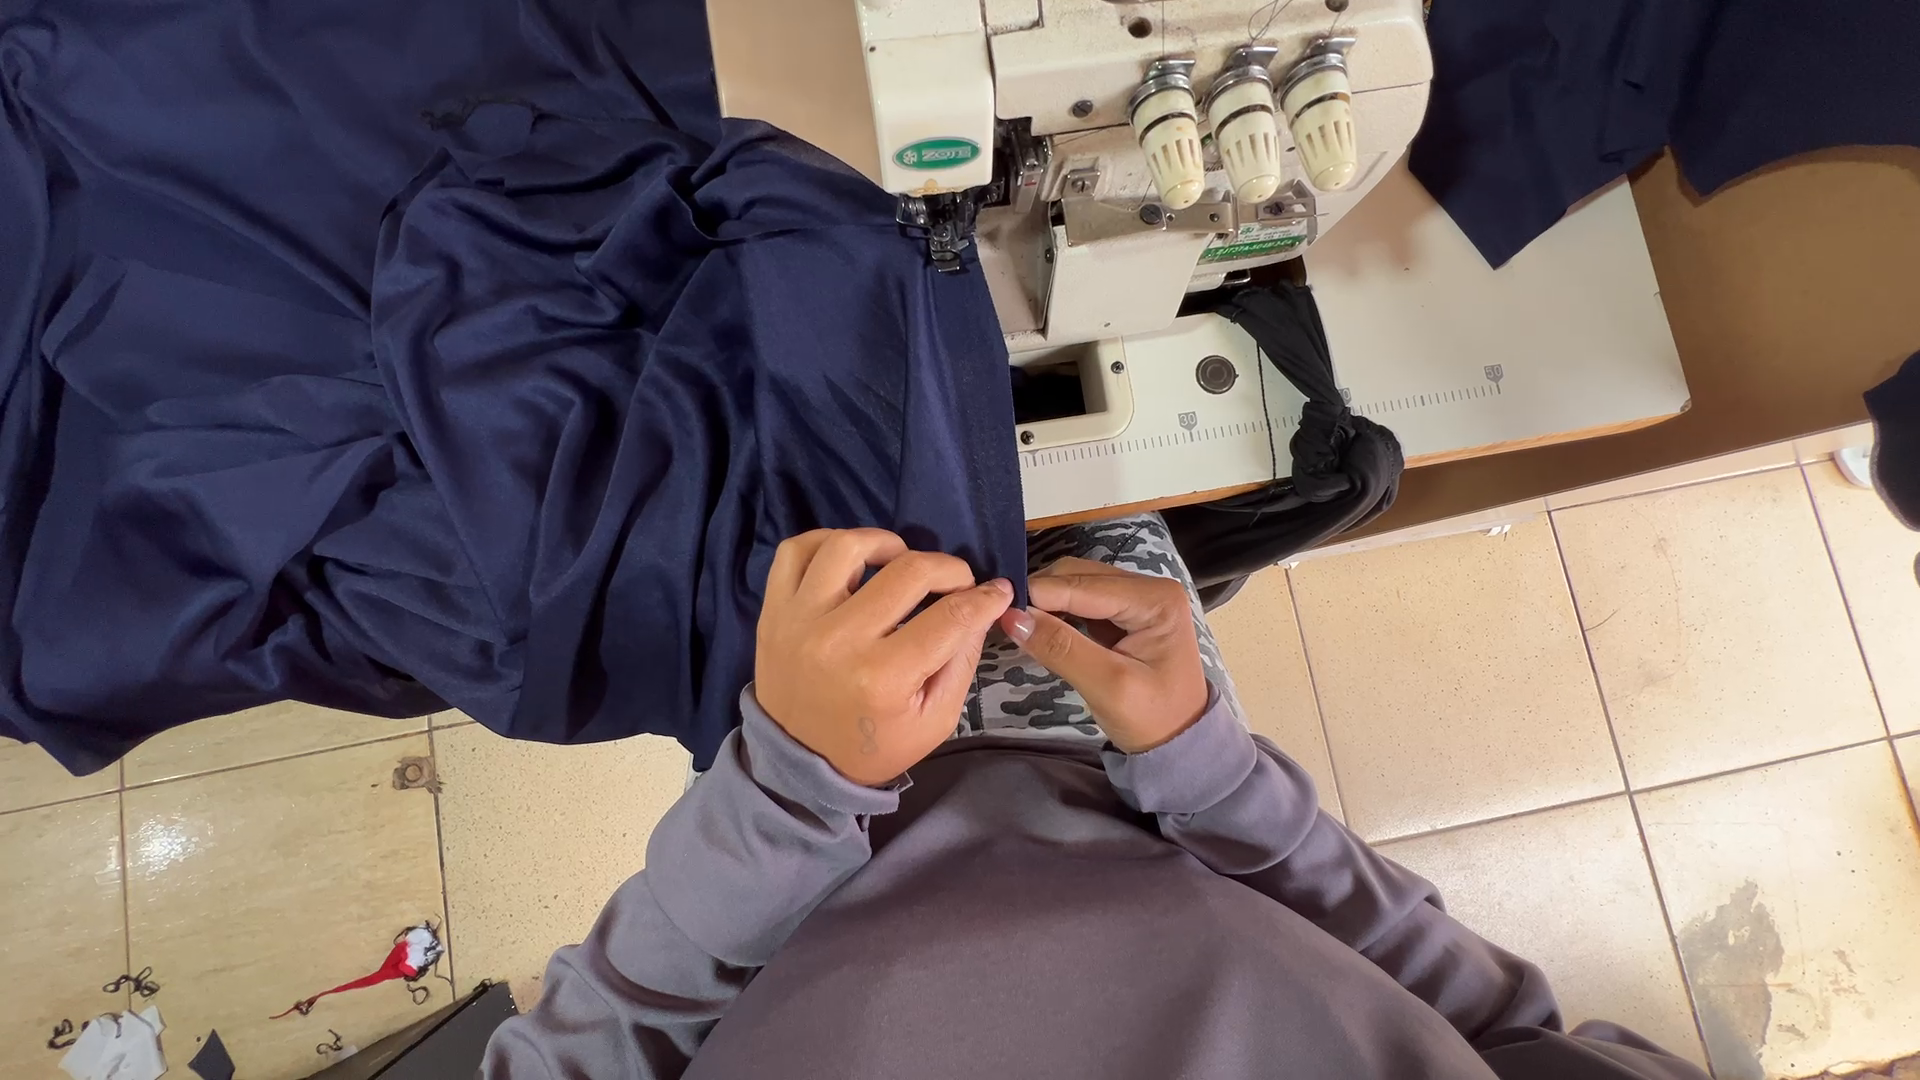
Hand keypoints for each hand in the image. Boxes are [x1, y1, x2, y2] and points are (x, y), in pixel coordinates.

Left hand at [755, 528, 1012, 785]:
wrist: (796, 765)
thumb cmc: (874, 746)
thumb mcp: (935, 720)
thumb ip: (962, 659)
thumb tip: (983, 603)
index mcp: (884, 678)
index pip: (950, 616)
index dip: (984, 598)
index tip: (996, 591)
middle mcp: (840, 641)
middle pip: (909, 572)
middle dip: (949, 569)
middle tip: (956, 582)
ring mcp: (799, 620)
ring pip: (848, 547)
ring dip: (888, 543)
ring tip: (902, 560)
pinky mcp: (773, 610)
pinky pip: (796, 550)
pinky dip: (829, 541)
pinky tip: (854, 558)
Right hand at [998, 557, 1207, 753]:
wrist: (1179, 743)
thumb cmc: (1152, 719)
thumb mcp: (1107, 687)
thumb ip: (1061, 648)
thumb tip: (1013, 617)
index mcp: (1155, 599)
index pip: (1084, 585)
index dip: (1039, 594)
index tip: (1000, 611)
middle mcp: (1148, 587)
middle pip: (1078, 575)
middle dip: (1041, 594)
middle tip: (1005, 618)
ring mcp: (1136, 597)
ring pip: (1075, 582)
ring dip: (1046, 600)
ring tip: (1018, 622)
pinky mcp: (1123, 611)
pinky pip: (1080, 598)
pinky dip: (1057, 609)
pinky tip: (1039, 626)